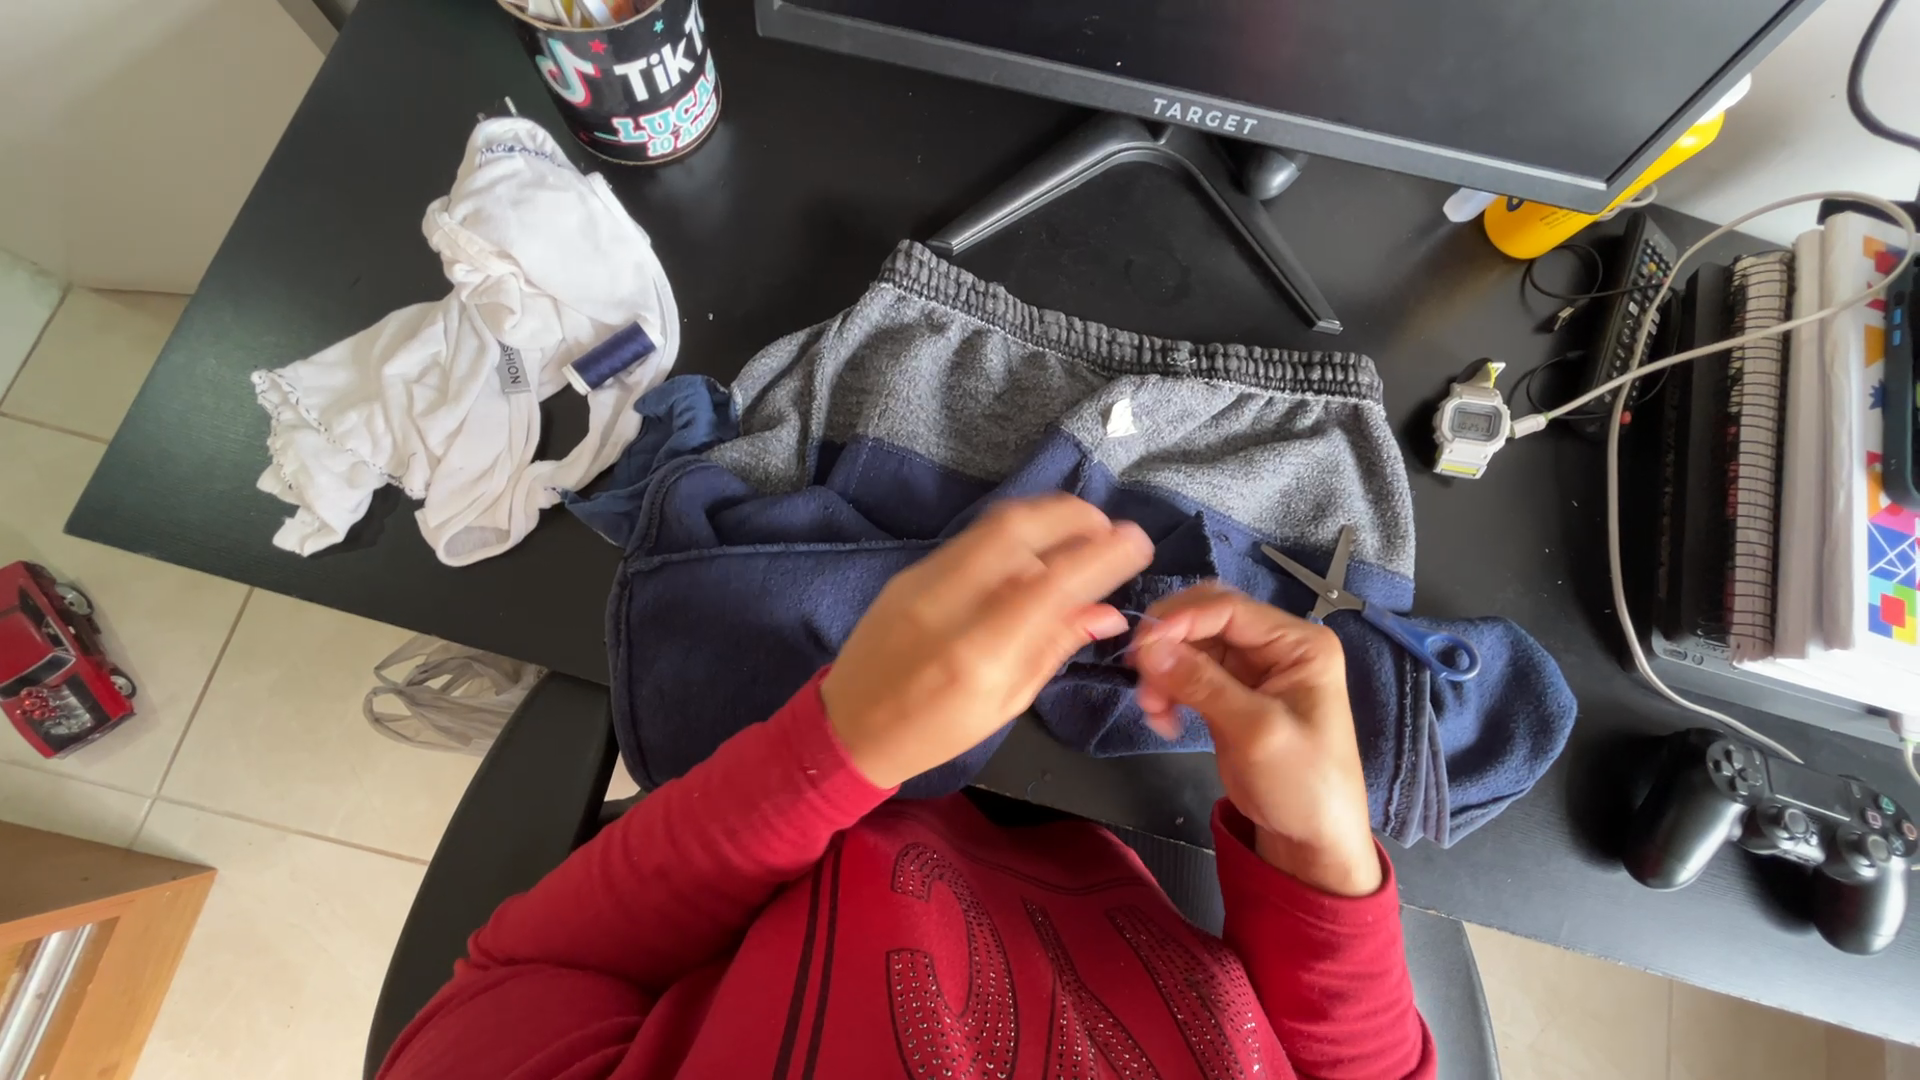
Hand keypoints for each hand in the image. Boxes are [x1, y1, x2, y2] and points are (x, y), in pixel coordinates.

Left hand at [821, 495, 1154, 789]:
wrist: (847, 727)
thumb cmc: (935, 732)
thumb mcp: (1005, 703)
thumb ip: (1054, 647)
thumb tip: (1108, 611)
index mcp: (977, 653)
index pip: (1051, 585)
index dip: (1101, 556)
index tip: (1137, 542)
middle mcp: (947, 604)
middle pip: (1016, 529)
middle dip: (1072, 515)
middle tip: (1107, 525)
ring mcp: (921, 581)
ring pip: (992, 525)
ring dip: (1044, 516)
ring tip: (1078, 528)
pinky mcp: (909, 572)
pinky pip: (970, 540)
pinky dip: (1012, 534)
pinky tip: (1033, 548)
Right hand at [1131, 583, 1382, 896]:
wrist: (1312, 841)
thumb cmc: (1302, 784)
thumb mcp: (1255, 731)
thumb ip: (1202, 683)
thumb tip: (1148, 646)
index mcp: (1298, 643)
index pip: (1228, 609)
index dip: (1181, 620)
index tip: (1142, 647)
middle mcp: (1274, 646)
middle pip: (1204, 619)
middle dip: (1168, 643)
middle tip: (1138, 673)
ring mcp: (1249, 669)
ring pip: (1188, 646)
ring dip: (1163, 671)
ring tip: (1153, 709)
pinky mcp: (1228, 692)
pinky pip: (1186, 673)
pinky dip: (1168, 689)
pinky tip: (1163, 719)